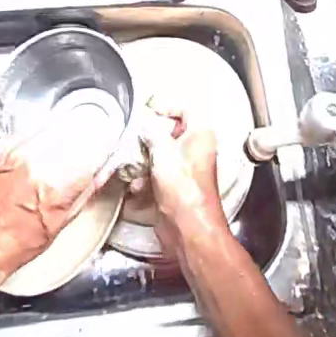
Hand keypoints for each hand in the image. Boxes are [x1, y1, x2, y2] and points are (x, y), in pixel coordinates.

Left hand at [0, 125, 109, 277]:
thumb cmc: (19, 240)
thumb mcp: (65, 220)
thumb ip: (90, 188)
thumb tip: (106, 167)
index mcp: (56, 186)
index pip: (93, 148)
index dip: (104, 143)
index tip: (107, 144)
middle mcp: (36, 163)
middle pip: (75, 132)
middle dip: (85, 138)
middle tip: (87, 147)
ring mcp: (17, 152)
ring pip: (54, 125)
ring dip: (65, 133)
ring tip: (64, 149)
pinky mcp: (2, 146)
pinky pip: (33, 130)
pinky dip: (42, 136)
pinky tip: (41, 153)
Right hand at [139, 109, 230, 258]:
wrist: (189, 229)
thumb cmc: (184, 191)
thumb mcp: (163, 153)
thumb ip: (153, 133)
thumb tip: (146, 122)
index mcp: (201, 135)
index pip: (187, 109)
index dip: (168, 107)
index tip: (149, 111)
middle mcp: (196, 149)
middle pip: (171, 132)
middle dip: (150, 137)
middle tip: (136, 138)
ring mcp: (186, 168)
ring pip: (161, 153)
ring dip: (145, 159)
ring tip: (134, 165)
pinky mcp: (176, 186)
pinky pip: (158, 173)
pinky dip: (147, 177)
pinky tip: (139, 186)